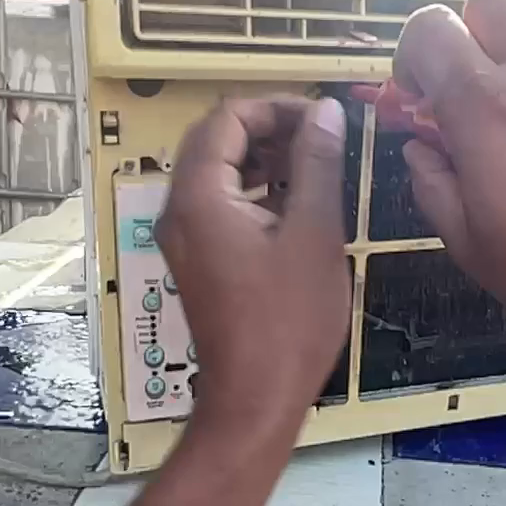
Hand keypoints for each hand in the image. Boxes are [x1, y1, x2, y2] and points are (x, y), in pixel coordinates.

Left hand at [158, 97, 350, 420]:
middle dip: (271, 130)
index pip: (227, 118)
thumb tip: (326, 110)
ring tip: (317, 167)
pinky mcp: (200, 259)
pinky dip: (257, 192)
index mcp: (199, 197)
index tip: (323, 119)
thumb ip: (317, 164)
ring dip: (266, 160)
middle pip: (216, 141)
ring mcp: (185, 237)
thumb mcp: (314, 233)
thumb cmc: (289, 319)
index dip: (277, 107)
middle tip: (323, 139)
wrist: (257, 397)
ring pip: (219, 173)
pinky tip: (299, 203)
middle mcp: (179, 211)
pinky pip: (222, 205)